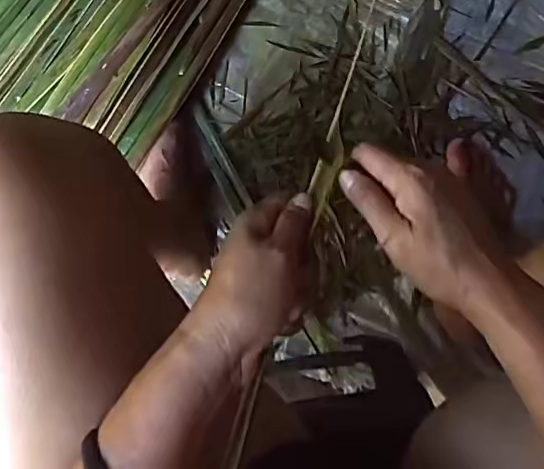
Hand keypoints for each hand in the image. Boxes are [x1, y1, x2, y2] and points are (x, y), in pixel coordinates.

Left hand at [189, 194, 311, 364]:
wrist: (224, 348)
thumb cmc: (252, 293)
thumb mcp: (279, 252)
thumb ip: (295, 223)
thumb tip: (304, 195)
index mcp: (254, 222)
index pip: (286, 203)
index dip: (306, 215)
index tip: (319, 232)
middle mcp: (256, 243)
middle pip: (297, 242)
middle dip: (306, 263)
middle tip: (299, 278)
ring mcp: (259, 274)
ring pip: (298, 273)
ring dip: (301, 291)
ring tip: (288, 306)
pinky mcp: (263, 302)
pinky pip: (290, 298)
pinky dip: (291, 311)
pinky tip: (283, 322)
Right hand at [340, 143, 513, 315]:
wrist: (491, 284)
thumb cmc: (438, 266)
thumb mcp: (394, 240)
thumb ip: (368, 202)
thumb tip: (345, 173)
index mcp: (409, 176)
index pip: (368, 152)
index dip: (352, 164)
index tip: (345, 186)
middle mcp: (429, 166)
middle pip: (388, 159)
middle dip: (373, 176)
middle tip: (367, 209)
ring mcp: (449, 174)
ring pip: (408, 167)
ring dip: (395, 183)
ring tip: (391, 214)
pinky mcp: (461, 187)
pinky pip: (427, 176)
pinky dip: (415, 186)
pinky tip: (416, 208)